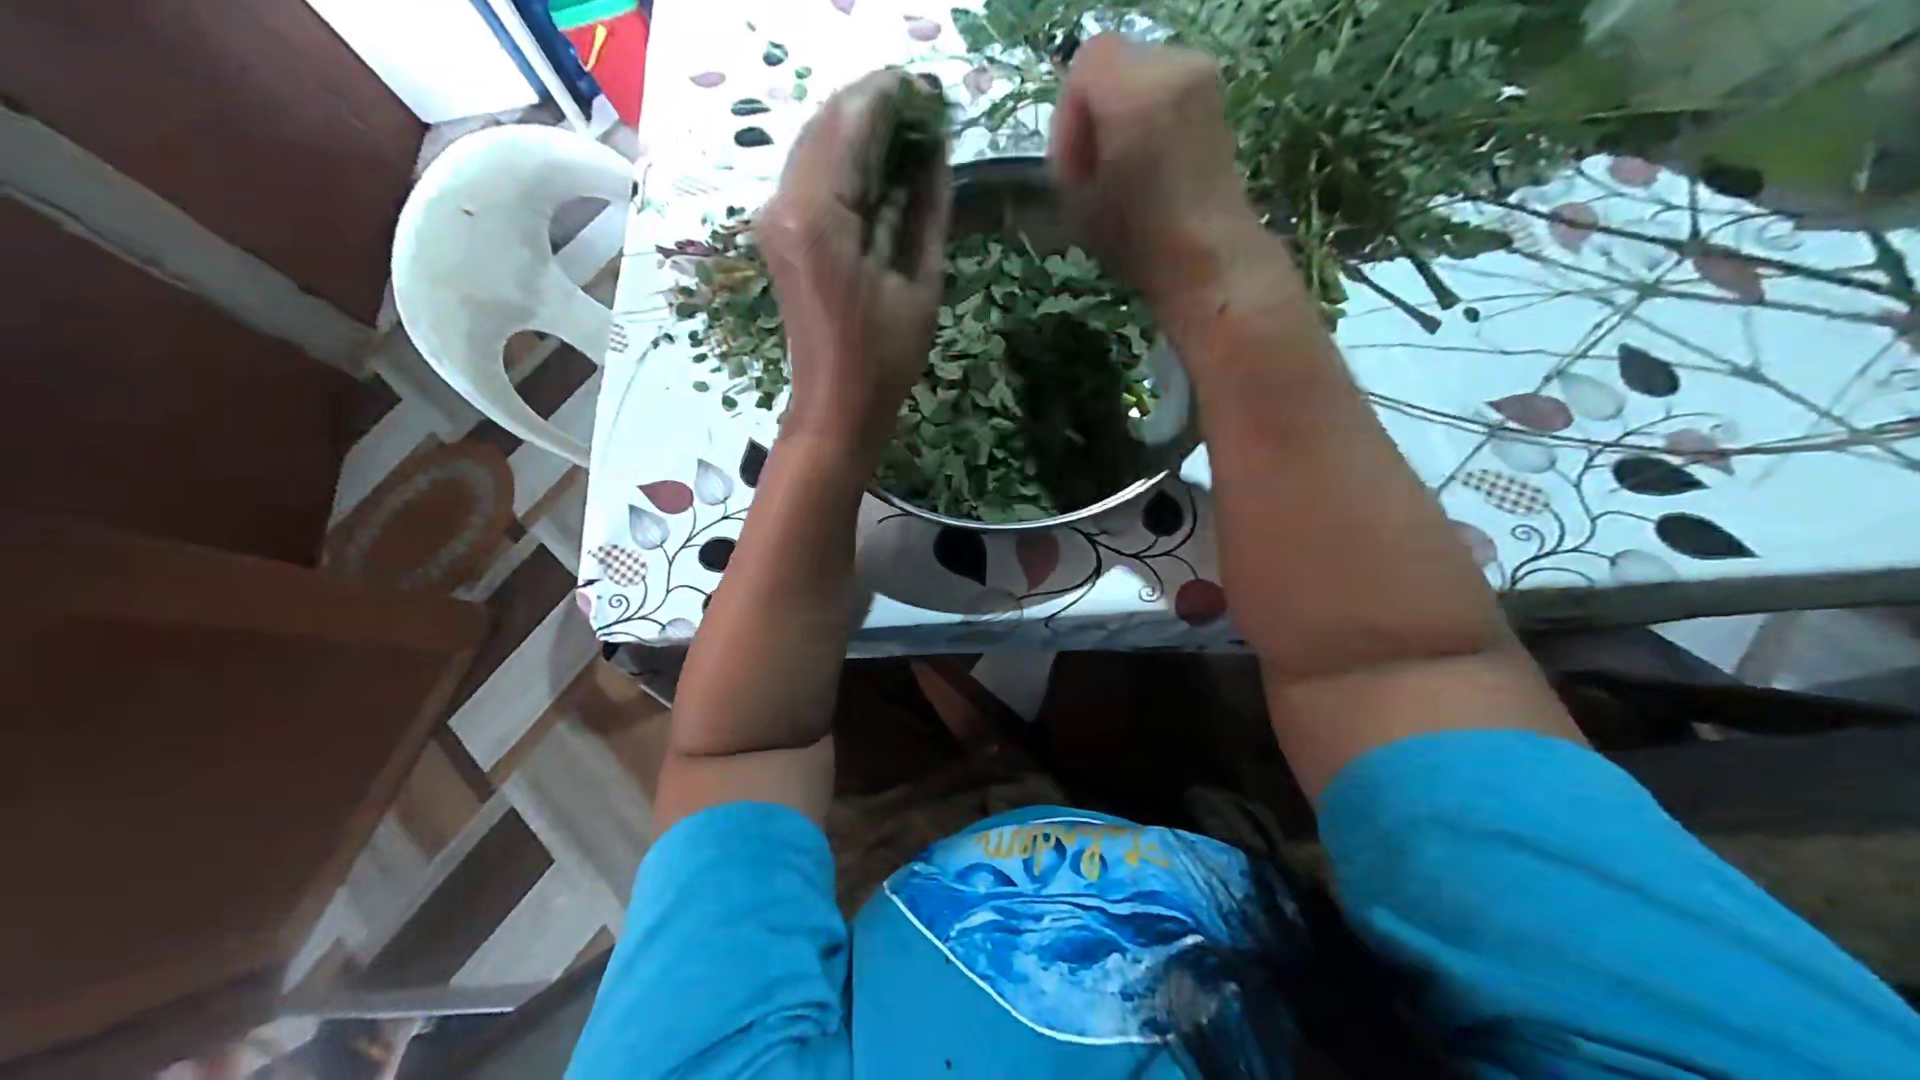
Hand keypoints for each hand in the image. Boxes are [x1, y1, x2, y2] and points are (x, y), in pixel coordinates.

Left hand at [758, 70, 951, 456]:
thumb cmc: (884, 358)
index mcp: (818, 216)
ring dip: (859, 132)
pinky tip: (881, 169)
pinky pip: (810, 176)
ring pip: (814, 145)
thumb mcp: (921, 283)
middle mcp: (784, 205)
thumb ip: (928, 208)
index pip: (851, 124)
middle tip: (923, 110)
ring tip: (909, 135)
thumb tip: (935, 152)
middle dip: (874, 108)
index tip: (930, 93)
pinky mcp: (780, 234)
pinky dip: (844, 162)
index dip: (891, 98)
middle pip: (825, 124)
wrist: (835, 408)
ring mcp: (775, 219)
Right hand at [1050, 35, 1262, 304]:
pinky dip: (1149, 116)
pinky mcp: (1216, 100)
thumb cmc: (1138, 240)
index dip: (1070, 114)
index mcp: (1138, 92)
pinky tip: (1148, 162)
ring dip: (1122, 113)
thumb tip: (1083, 137)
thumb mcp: (1079, 200)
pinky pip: (1166, 90)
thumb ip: (1071, 151)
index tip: (1076, 165)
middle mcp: (1176, 68)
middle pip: (1114, 62)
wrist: (1207, 260)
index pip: (1086, 65)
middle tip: (1095, 165)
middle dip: (1096, 110)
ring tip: (1123, 166)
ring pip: (1140, 74)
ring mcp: (1204, 79)